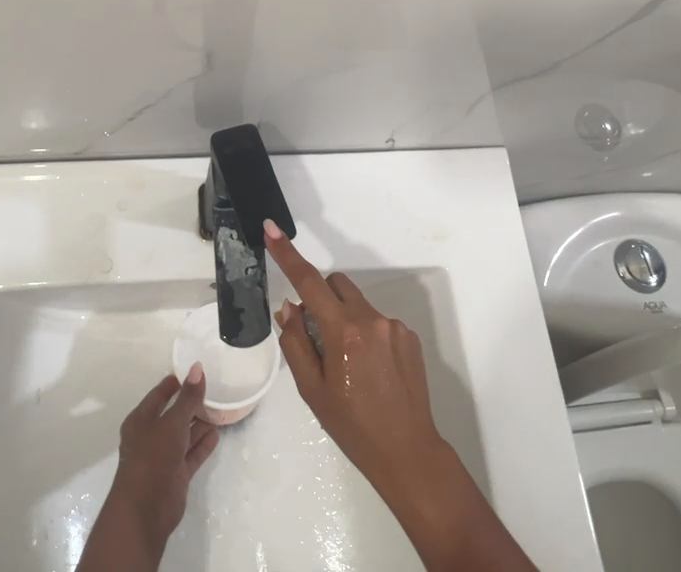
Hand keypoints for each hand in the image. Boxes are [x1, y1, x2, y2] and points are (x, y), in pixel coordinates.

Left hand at [76, 367, 219, 571]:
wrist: (145, 510)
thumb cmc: (153, 457)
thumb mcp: (172, 422)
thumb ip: (187, 398)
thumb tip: (197, 368)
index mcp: (141, 421)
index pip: (158, 395)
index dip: (174, 383)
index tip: (193, 372)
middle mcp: (150, 437)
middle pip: (173, 415)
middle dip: (190, 404)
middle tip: (214, 390)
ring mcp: (163, 457)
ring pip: (183, 435)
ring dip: (199, 424)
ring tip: (219, 410)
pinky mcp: (175, 475)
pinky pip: (191, 454)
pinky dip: (202, 444)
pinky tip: (216, 434)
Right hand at [265, 220, 537, 571]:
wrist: (407, 450)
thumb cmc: (352, 425)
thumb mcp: (312, 389)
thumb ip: (296, 342)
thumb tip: (289, 307)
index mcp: (343, 331)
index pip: (309, 282)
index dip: (287, 254)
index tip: (271, 230)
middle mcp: (371, 319)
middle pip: (336, 285)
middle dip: (320, 298)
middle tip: (315, 337)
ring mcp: (394, 326)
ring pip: (357, 304)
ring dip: (344, 318)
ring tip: (346, 364)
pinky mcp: (409, 337)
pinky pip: (377, 321)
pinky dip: (365, 333)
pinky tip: (369, 371)